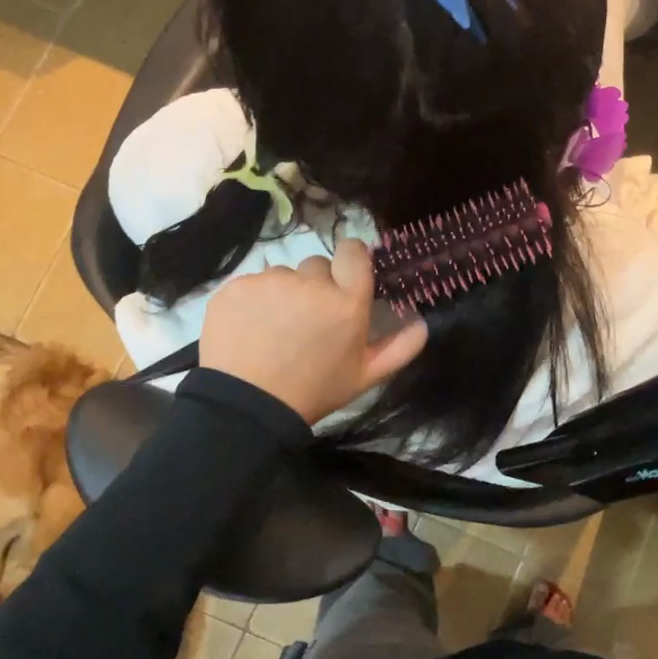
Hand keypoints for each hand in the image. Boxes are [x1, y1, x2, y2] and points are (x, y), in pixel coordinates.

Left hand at [199, 240, 427, 423]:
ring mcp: (269, 282)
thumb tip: (422, 322)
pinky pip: (252, 283)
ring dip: (284, 294)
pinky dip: (254, 301)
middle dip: (316, 287)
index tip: (344, 281)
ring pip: (283, 275)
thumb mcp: (365, 378)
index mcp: (346, 302)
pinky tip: (252, 329)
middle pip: (317, 266)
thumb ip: (401, 347)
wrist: (247, 406)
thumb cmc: (314, 392)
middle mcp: (309, 283)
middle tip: (308, 322)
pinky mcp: (235, 286)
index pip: (353, 252)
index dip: (350, 263)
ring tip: (275, 330)